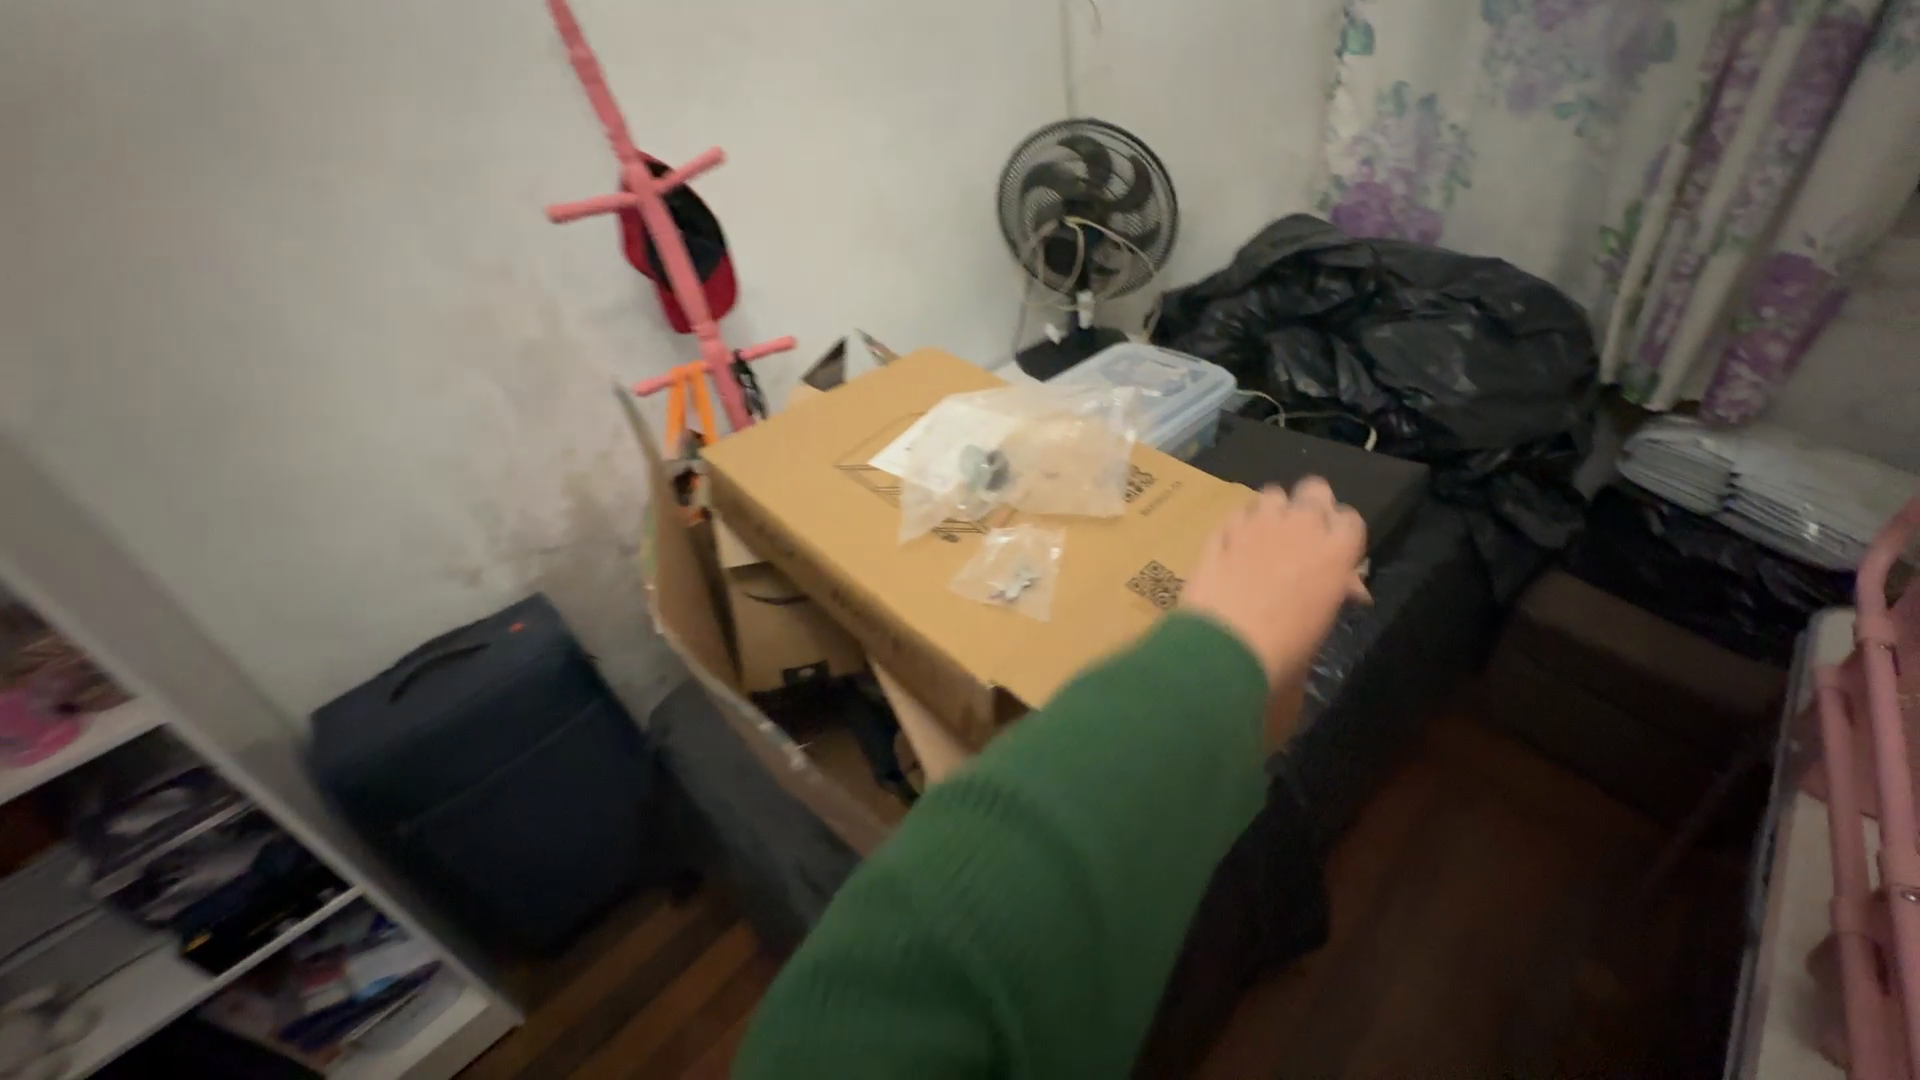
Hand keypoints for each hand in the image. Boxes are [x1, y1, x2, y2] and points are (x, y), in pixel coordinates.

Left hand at [1181, 479, 1367, 744]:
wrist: (1223, 652)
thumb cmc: (1283, 653)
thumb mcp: (1321, 629)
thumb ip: (1332, 596)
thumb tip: (1342, 588)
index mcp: (1335, 553)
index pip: (1350, 519)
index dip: (1340, 531)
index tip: (1333, 548)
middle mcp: (1299, 528)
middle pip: (1314, 490)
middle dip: (1310, 505)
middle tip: (1301, 531)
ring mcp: (1255, 527)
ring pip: (1270, 495)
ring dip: (1271, 511)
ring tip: (1265, 535)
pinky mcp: (1218, 535)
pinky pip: (1234, 516)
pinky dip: (1237, 526)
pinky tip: (1232, 545)